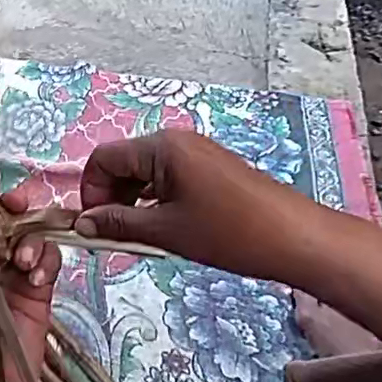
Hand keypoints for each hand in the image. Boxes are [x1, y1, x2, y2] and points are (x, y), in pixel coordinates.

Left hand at [0, 190, 60, 381]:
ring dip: (29, 239)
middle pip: (0, 219)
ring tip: (22, 264)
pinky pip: (49, 259)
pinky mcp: (41, 284)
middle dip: (7, 206)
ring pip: (27, 234)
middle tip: (13, 205)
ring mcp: (16, 269)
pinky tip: (37, 280)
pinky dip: (47, 261)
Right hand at [76, 129, 316, 280]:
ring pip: (143, 172)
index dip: (90, 191)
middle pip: (122, 163)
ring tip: (137, 236)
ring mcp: (194, 153)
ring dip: (131, 201)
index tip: (93, 225)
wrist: (298, 240)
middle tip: (113, 234)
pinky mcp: (208, 168)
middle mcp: (175, 141)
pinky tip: (161, 227)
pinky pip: (165, 178)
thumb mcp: (166, 231)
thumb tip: (83, 224)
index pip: (103, 159)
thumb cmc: (230, 232)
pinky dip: (153, 200)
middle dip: (110, 197)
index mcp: (161, 147)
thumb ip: (118, 224)